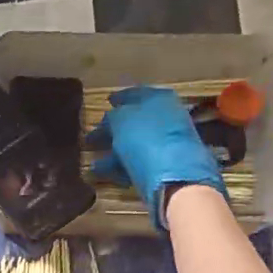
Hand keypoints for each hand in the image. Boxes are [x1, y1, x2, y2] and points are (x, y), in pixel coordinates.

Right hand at [85, 85, 227, 229]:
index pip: (135, 94)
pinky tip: (107, 173)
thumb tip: (109, 118)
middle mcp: (166, 117)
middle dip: (114, 129)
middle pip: (136, 121)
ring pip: (136, 143)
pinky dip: (122, 165)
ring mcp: (168, 143)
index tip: (105, 104)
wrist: (177, 178)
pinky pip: (140, 161)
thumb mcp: (123, 122)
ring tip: (95, 162)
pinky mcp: (167, 166)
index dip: (118, 99)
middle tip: (94, 137)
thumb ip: (113, 116)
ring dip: (114, 150)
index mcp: (158, 99)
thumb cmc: (147, 141)